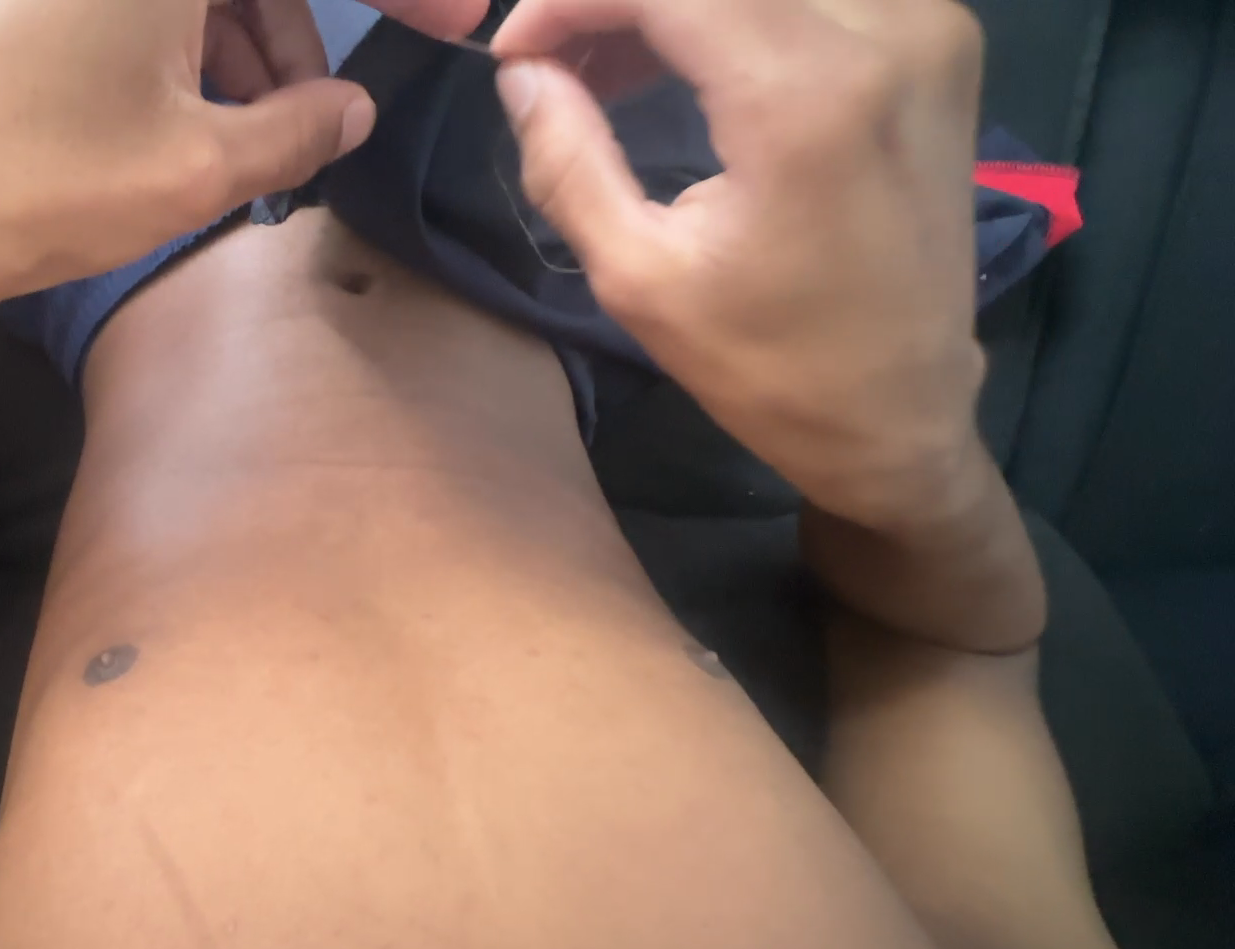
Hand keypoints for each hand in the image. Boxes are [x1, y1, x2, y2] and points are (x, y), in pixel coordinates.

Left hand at [0, 0, 485, 357]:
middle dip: (296, 38)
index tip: (453, 21)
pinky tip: (196, 122)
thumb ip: (297, 129)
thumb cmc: (51, 190)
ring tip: (254, 146)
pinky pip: (147, 6)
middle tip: (316, 127)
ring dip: (248, 55)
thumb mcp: (200, 169)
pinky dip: (192, 54)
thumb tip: (356, 108)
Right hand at [492, 0, 987, 528]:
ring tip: (605, 69)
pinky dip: (730, 13)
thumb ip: (570, 166)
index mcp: (803, 96)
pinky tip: (680, 65)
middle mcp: (885, 26)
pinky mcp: (936, 43)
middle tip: (553, 64)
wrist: (888, 407)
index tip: (512, 53)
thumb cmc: (755, 360)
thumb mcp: (636, 277)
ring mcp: (927, 24)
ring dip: (671, 4)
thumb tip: (522, 80)